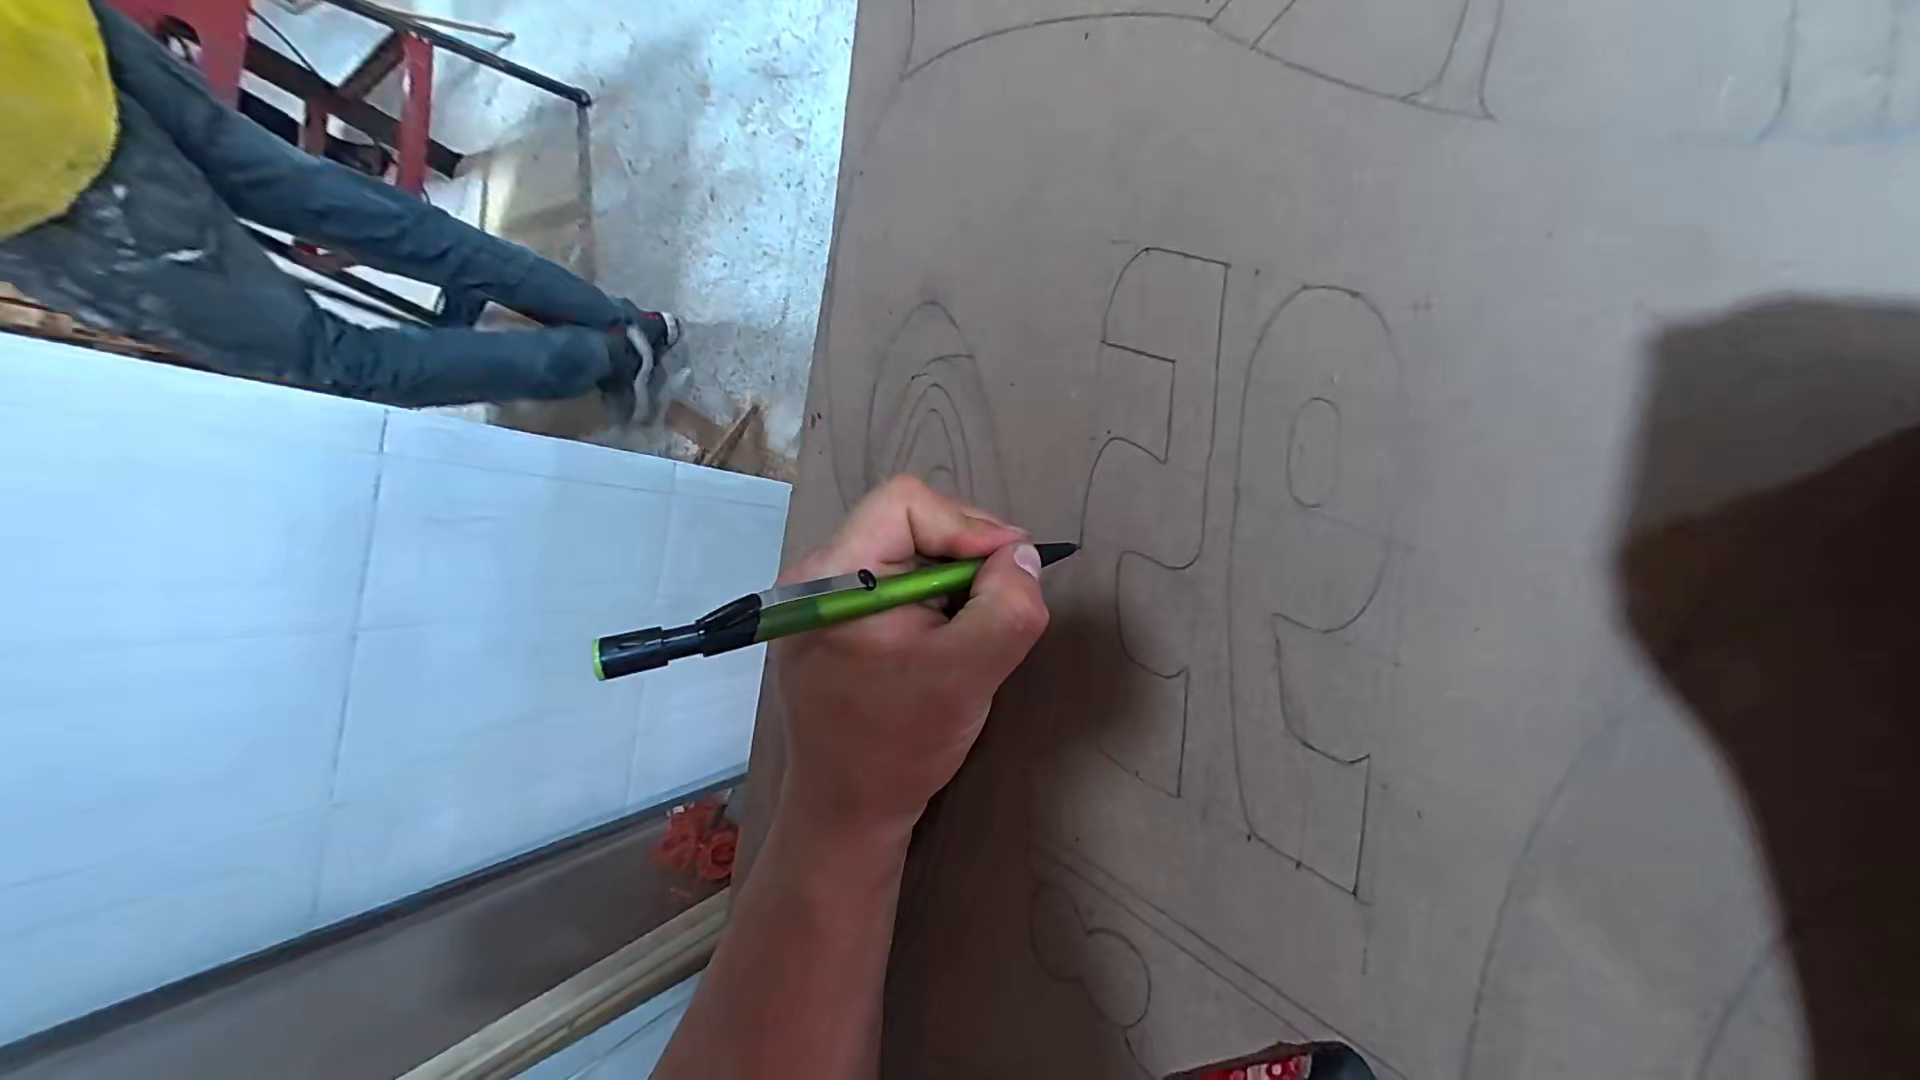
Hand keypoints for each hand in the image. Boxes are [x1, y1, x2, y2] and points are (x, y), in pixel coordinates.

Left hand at [772, 476, 1051, 841]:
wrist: (849, 809)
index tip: (1010, 565)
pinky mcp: (841, 619)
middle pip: (908, 523)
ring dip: (956, 580)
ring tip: (974, 627)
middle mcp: (819, 574)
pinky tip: (950, 638)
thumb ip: (1008, 609)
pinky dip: (939, 599)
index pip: (904, 503)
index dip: (967, 525)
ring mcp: (827, 597)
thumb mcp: (969, 675)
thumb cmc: (899, 746)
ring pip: (910, 552)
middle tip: (1003, 596)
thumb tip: (1023, 555)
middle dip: (967, 555)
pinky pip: (901, 581)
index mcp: (831, 576)